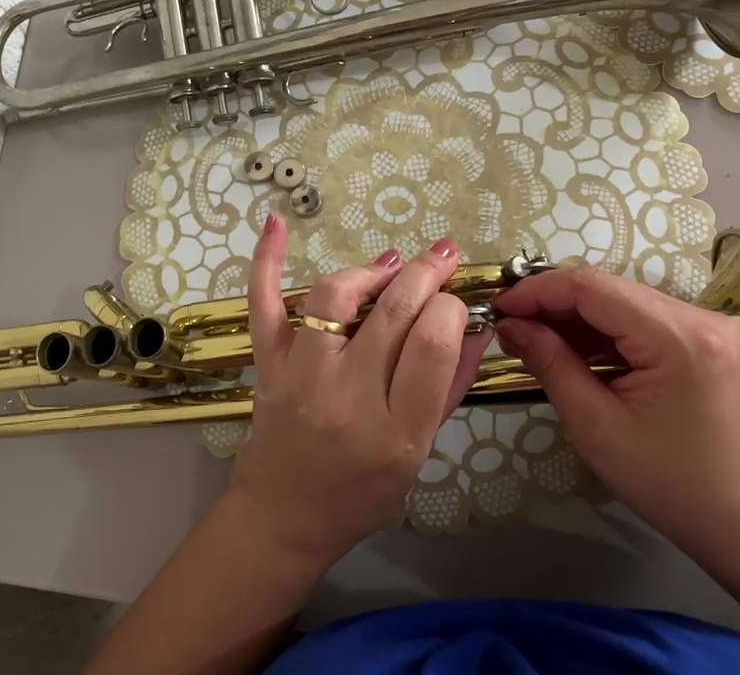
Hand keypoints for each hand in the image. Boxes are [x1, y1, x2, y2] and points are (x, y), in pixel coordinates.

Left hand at [224, 216, 491, 565]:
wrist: (285, 514)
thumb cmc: (361, 491)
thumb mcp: (419, 453)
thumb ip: (449, 388)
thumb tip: (476, 327)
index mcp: (395, 430)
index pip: (432, 347)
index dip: (450, 310)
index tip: (456, 302)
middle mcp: (346, 397)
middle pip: (392, 313)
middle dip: (425, 274)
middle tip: (443, 255)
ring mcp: (300, 374)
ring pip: (336, 297)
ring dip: (371, 271)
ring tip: (395, 264)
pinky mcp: (268, 362)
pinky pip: (264, 304)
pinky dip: (266, 261)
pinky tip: (277, 224)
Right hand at [491, 267, 739, 552]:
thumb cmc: (669, 484)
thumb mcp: (596, 426)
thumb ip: (552, 364)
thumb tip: (510, 326)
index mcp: (680, 338)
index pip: (594, 288)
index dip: (539, 290)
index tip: (500, 308)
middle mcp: (702, 318)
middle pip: (609, 288)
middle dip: (554, 302)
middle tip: (511, 325)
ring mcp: (710, 327)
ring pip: (624, 301)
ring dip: (576, 315)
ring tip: (534, 337)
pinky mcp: (708, 341)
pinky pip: (643, 318)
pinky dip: (603, 329)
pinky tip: (573, 348)